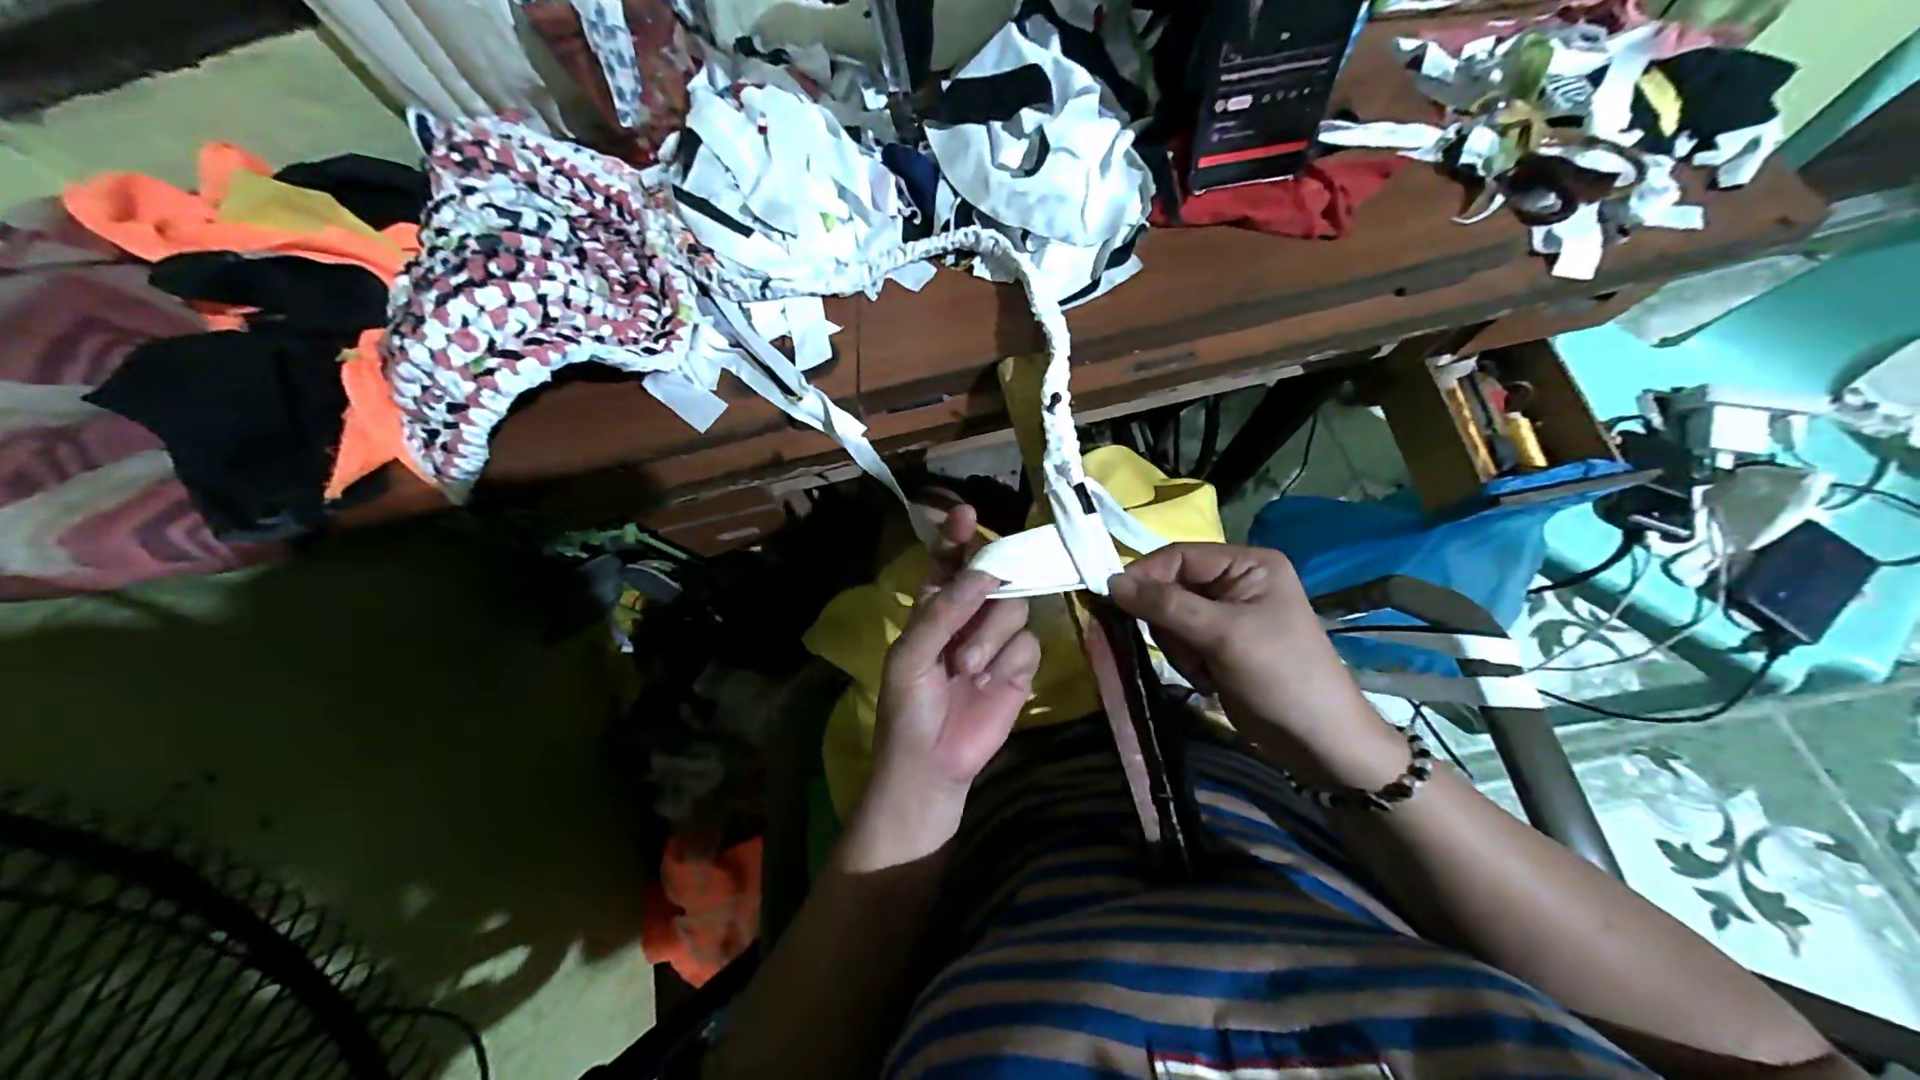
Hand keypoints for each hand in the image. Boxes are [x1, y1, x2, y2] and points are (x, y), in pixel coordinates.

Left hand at [846, 506, 1038, 868]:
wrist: (932, 766)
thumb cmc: (908, 708)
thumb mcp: (911, 655)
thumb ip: (942, 611)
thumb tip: (983, 573)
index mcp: (934, 608)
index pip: (947, 562)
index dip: (957, 537)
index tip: (966, 513)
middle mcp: (968, 616)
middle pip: (994, 578)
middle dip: (986, 591)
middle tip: (977, 607)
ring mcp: (996, 640)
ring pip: (1015, 607)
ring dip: (991, 636)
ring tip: (967, 669)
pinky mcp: (1020, 666)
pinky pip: (1029, 642)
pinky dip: (1010, 660)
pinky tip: (990, 682)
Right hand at [1107, 543, 1402, 785]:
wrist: (1316, 740)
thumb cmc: (1279, 676)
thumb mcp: (1222, 635)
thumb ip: (1167, 605)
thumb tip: (1112, 582)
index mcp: (1248, 563)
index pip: (1178, 556)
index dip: (1145, 576)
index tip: (1115, 601)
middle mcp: (1236, 581)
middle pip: (1170, 586)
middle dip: (1170, 622)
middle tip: (1189, 651)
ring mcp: (1227, 614)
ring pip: (1170, 616)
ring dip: (1178, 647)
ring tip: (1205, 670)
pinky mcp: (1219, 643)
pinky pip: (1180, 640)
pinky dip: (1185, 660)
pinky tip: (1209, 678)